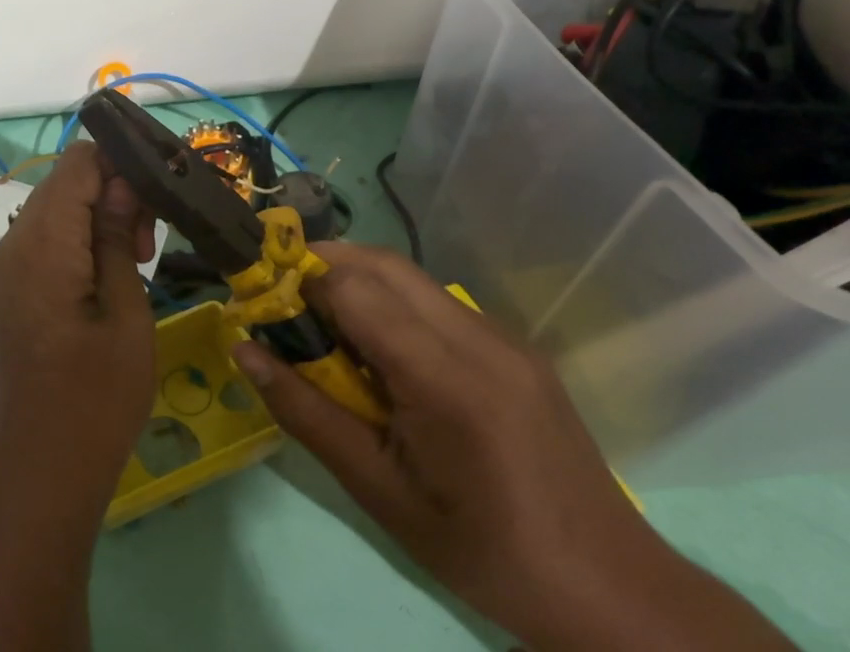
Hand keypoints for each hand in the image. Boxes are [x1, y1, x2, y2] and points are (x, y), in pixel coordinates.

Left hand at [0, 142, 156, 651]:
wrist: (42, 465)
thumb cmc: (96, 397)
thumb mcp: (124, 314)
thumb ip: (114, 239)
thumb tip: (119, 183)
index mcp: (40, 241)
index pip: (78, 162)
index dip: (123, 162)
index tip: (165, 190)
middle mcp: (13, 241)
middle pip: (65, 181)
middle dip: (114, 190)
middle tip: (150, 240)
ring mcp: (8, 265)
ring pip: (57, 208)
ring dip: (99, 215)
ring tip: (137, 260)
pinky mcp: (14, 287)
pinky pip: (47, 239)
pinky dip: (80, 238)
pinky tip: (112, 271)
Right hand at [232, 243, 793, 650]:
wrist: (607, 587)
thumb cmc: (478, 547)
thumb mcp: (375, 487)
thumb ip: (305, 411)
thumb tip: (244, 351)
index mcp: (444, 378)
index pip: (352, 286)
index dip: (295, 283)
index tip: (257, 308)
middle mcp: (480, 340)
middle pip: (380, 263)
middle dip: (319, 267)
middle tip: (279, 309)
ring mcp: (506, 342)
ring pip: (409, 279)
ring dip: (354, 286)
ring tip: (321, 336)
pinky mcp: (516, 353)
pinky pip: (436, 306)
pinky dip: (390, 308)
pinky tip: (376, 361)